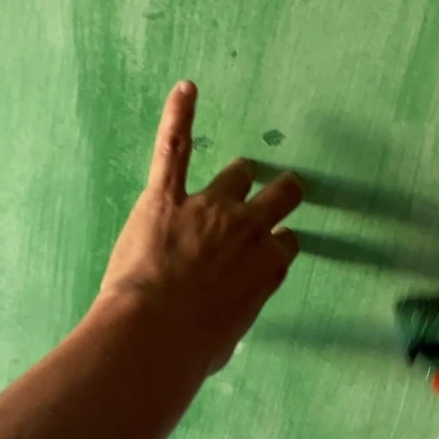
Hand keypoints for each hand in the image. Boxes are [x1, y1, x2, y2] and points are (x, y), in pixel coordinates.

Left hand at [96, 82, 304, 371]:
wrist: (153, 334)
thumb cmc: (192, 348)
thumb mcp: (230, 335)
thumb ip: (237, 308)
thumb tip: (225, 309)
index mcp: (267, 266)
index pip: (286, 243)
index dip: (278, 243)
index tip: (273, 247)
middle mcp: (247, 229)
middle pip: (278, 198)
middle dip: (281, 193)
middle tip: (282, 190)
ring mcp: (209, 208)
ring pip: (236, 175)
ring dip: (239, 176)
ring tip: (240, 171)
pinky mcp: (166, 196)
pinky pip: (175, 147)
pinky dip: (179, 115)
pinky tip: (186, 89)